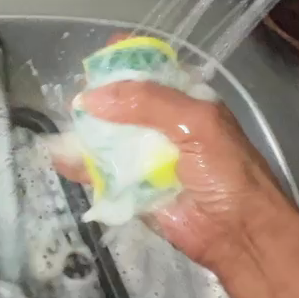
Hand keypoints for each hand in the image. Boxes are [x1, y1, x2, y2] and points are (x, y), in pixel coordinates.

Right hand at [64, 80, 298, 269]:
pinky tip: (61, 159)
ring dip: (82, 133)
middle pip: (116, 104)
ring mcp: (142, 157)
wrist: (237, 233)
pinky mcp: (129, 187)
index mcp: (182, 101)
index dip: (118, 64)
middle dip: (93, 100)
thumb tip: (90, 98)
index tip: (92, 67)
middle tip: (72, 103)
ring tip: (62, 132)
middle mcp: (159, 124)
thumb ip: (147, 103)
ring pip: (103, 137)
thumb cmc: (227, 172)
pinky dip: (77, 165)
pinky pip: (97, 172)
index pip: (145, 71)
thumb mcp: (197, 124)